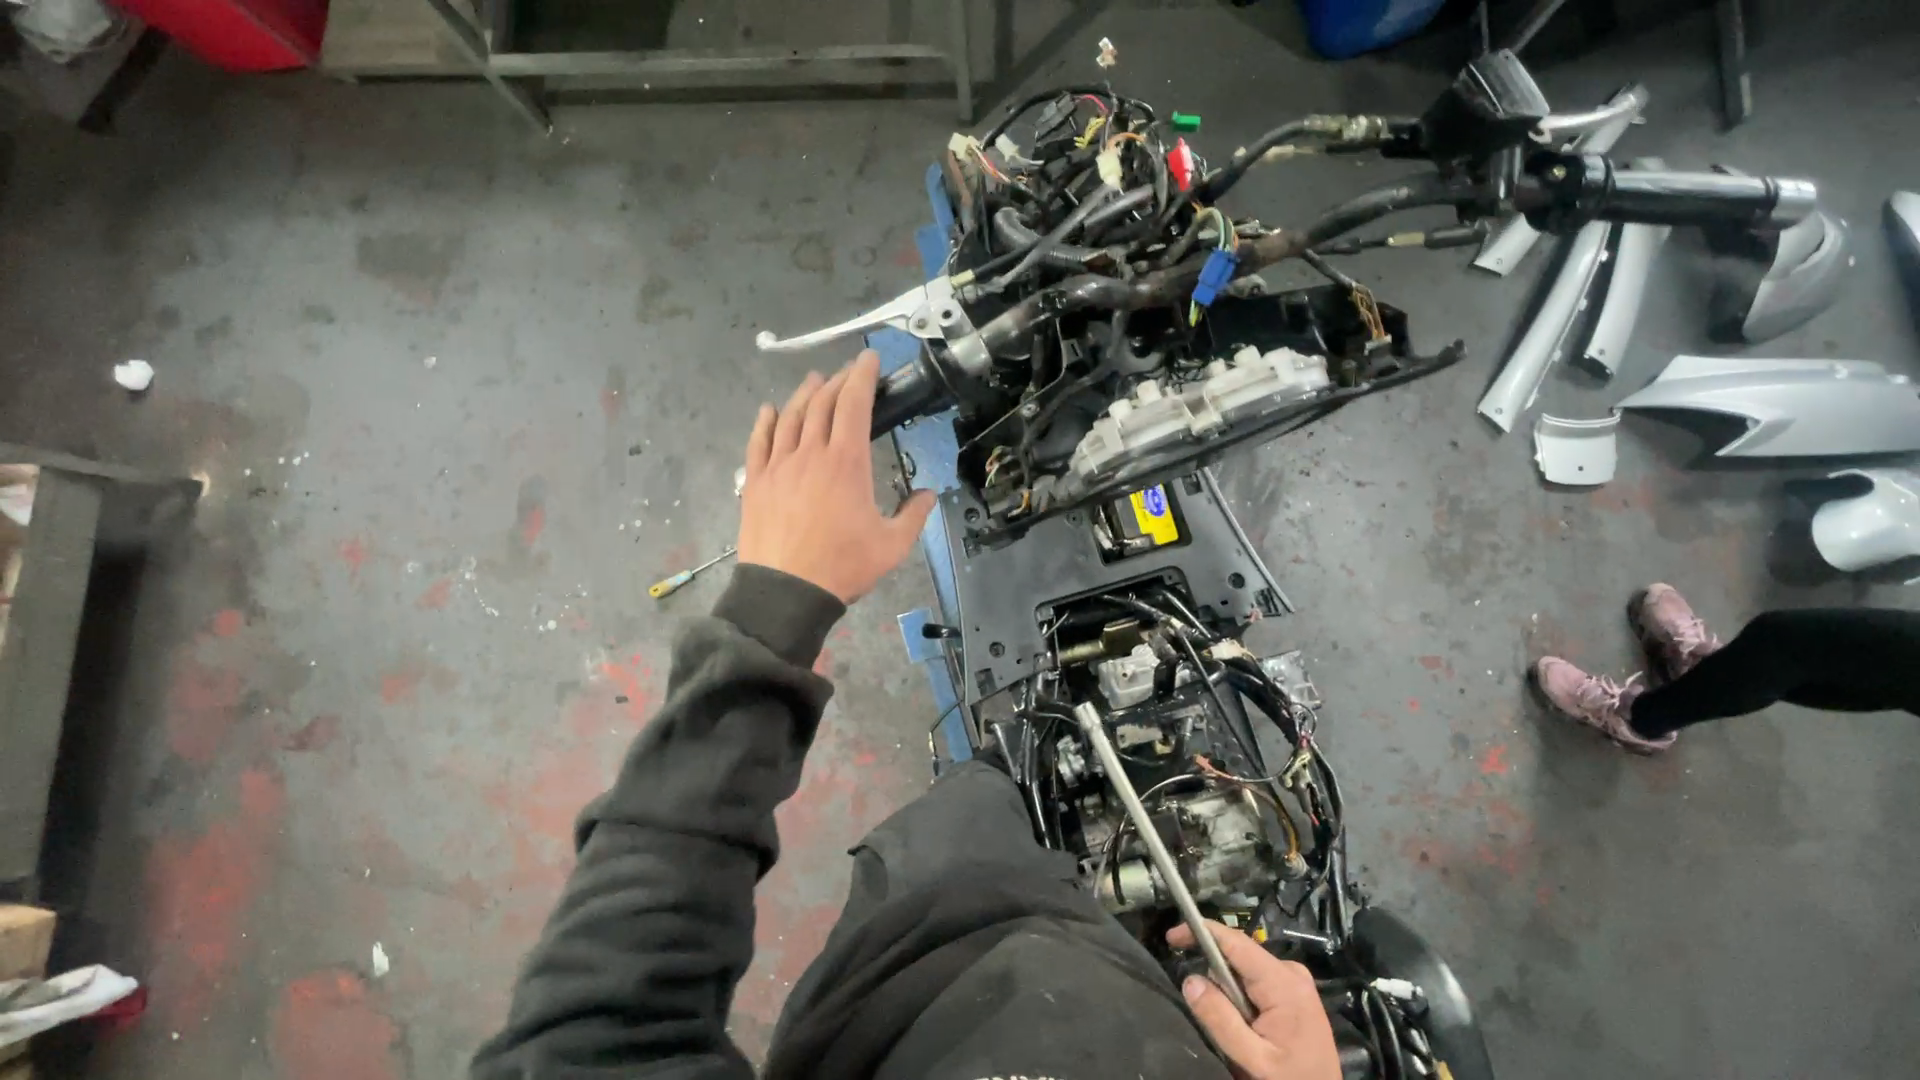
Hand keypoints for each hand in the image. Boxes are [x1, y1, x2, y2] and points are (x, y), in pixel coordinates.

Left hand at [739, 350, 934, 603]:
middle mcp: (810, 453)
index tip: (869, 359)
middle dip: (838, 381)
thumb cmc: (843, 566)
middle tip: (848, 372)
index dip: (863, 376)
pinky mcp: (756, 481)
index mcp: (847, 462)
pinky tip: (770, 411)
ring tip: (814, 382)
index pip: (854, 404)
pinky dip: (766, 421)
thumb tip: (928, 496)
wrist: (787, 592)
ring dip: (804, 394)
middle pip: (822, 403)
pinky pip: (759, 441)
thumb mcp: (892, 546)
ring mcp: (779, 465)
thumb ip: (914, 516)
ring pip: (791, 416)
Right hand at [1169, 921, 1341, 1079]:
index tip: (1172, 937)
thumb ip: (1220, 1020)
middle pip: (1238, 956)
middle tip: (1216, 1018)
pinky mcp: (1294, 991)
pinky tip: (1250, 1026)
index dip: (1201, 931)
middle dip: (1217, 979)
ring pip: (1244, 969)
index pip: (1235, 941)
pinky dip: (1242, 997)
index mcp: (1283, 983)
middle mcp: (1291, 972)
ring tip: (1240, 1030)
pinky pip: (1256, 980)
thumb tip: (1189, 980)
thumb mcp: (1253, 1059)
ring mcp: (1295, 980)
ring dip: (1230, 992)